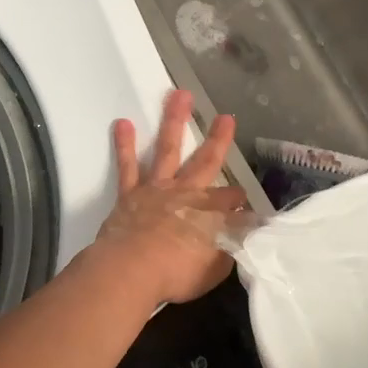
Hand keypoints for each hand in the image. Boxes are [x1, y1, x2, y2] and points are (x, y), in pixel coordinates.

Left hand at [89, 90, 246, 308]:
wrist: (132, 268)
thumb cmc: (177, 273)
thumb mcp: (216, 268)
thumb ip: (229, 248)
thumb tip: (242, 235)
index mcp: (209, 212)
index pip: (232, 200)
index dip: (241, 200)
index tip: (244, 201)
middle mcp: (185, 192)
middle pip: (206, 161)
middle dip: (218, 139)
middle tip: (226, 116)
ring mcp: (156, 189)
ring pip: (168, 148)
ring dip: (174, 121)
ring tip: (178, 95)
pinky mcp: (130, 193)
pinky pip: (127, 165)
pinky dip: (125, 144)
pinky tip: (122, 123)